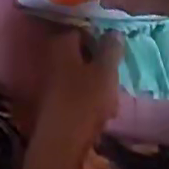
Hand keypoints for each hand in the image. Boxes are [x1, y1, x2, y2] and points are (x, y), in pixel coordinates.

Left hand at [31, 28, 122, 150]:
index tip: (117, 50)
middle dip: (101, 62)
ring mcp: (51, 75)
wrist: (61, 139)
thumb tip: (114, 31)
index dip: (101, 37)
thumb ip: (111, 49)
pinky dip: (89, 96)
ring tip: (112, 97)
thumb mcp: (105, 72)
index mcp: (62, 41)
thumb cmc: (85, 99)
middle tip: (116, 75)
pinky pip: (76, 89)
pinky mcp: (55, 96)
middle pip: (82, 51)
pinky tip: (103, 111)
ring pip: (81, 71)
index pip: (83, 29)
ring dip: (98, 81)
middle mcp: (53, 53)